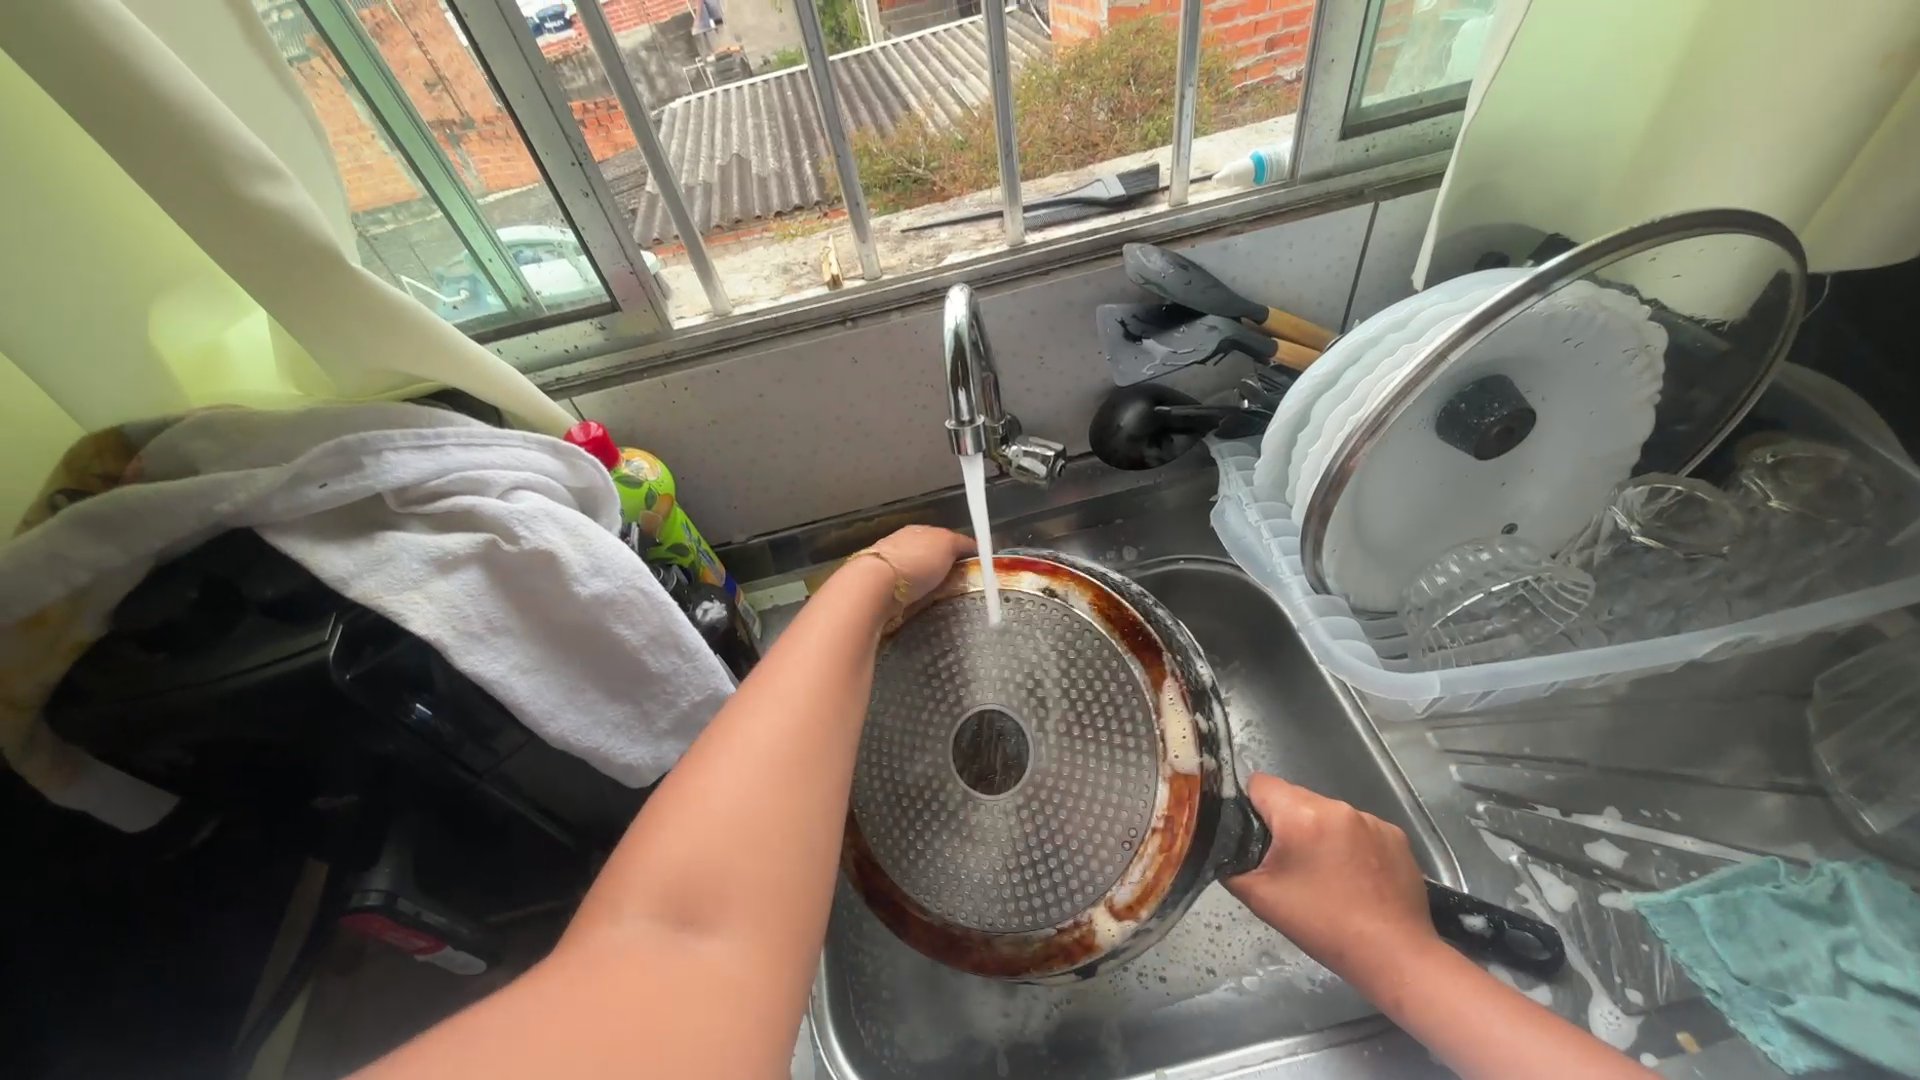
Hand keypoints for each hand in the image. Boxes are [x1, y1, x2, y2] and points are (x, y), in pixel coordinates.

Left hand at [862, 526, 974, 604]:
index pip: (944, 537)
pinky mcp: (879, 583)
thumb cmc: (916, 562)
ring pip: (914, 568)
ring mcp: (888, 562)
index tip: (970, 566)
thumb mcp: (947, 545)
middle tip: (954, 582)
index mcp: (919, 529)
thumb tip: (971, 545)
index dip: (958, 550)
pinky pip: (903, 585)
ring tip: (936, 594)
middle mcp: (902, 542)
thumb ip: (960, 543)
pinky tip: (916, 599)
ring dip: (924, 578)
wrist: (876, 582)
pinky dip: (911, 590)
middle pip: (928, 552)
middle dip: (940, 564)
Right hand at [1224, 773, 1436, 984]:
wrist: (1394, 956)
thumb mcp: (1258, 896)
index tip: (1254, 837)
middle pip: (1294, 797)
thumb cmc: (1322, 925)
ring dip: (1318, 832)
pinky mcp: (1395, 837)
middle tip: (1288, 863)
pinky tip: (1355, 878)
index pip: (1259, 783)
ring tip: (1325, 874)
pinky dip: (1349, 844)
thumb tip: (1221, 844)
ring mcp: (1371, 820)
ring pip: (1326, 813)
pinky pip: (1358, 828)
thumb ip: (1229, 861)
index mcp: (1301, 815)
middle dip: (1285, 822)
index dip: (1249, 805)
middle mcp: (1337, 807)